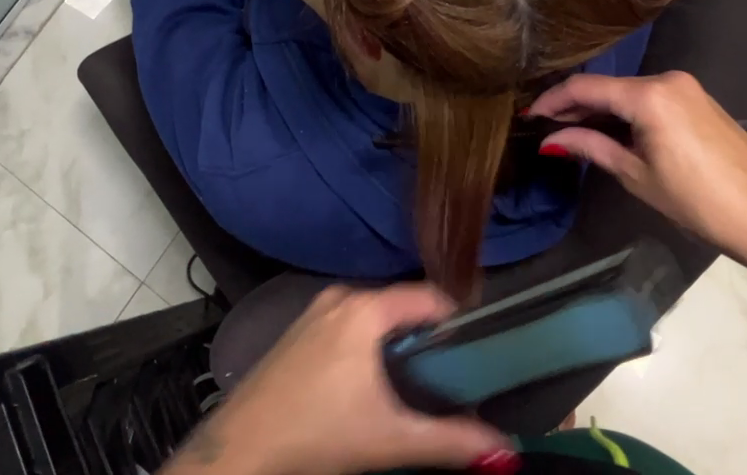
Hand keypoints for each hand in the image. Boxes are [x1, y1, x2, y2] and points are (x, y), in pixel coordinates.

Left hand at [168, 284, 511, 474]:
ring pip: (375, 318)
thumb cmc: (319, 432)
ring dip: (398, 344)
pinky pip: (350, 326)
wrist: (242, 447)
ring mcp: (315, 311)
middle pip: (402, 307)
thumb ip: (452, 441)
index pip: (430, 296)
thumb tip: (504, 450)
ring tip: (418, 383)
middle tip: (454, 374)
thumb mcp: (392, 440)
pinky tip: (373, 384)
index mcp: (365, 308)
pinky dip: (370, 346)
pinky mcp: (299, 330)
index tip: (481, 349)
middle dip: (429, 338)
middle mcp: (341, 297)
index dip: (460, 320)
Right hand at [533, 71, 746, 279]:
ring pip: (629, 93)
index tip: (529, 115)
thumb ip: (591, 147)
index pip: (586, 87)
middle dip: (575, 105)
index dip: (553, 100)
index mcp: (650, 95)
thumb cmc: (698, 201)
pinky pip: (651, 99)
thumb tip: (551, 140)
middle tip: (546, 126)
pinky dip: (626, 113)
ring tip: (572, 131)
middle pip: (608, 86)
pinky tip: (611, 131)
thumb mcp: (637, 176)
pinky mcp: (700, 101)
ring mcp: (688, 88)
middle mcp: (668, 80)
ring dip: (601, 110)